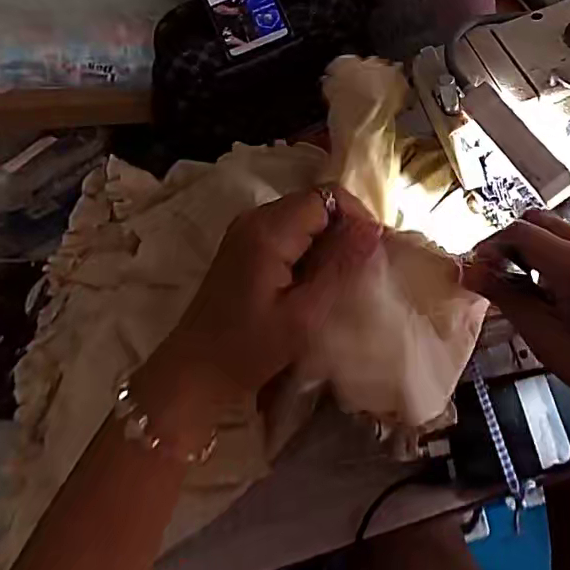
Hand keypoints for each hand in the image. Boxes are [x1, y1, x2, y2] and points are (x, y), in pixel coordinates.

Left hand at [142, 186, 380, 426]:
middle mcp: (255, 217)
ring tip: (346, 273)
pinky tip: (318, 277)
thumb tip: (375, 232)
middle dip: (347, 226)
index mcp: (268, 231)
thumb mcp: (304, 317)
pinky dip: (312, 245)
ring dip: (331, 237)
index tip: (375, 250)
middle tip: (366, 265)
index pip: (327, 196)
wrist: (194, 372)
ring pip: (306, 214)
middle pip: (316, 201)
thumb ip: (341, 269)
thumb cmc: (248, 349)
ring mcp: (247, 228)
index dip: (358, 216)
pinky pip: (290, 228)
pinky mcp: (245, 242)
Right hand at [463, 211, 569, 439]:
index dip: (493, 245)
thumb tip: (472, 272)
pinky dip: (568, 259)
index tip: (479, 266)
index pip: (523, 232)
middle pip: (544, 222)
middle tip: (499, 275)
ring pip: (566, 232)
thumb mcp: (547, 340)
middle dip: (515, 243)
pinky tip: (565, 295)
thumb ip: (507, 298)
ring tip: (533, 291)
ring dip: (541, 251)